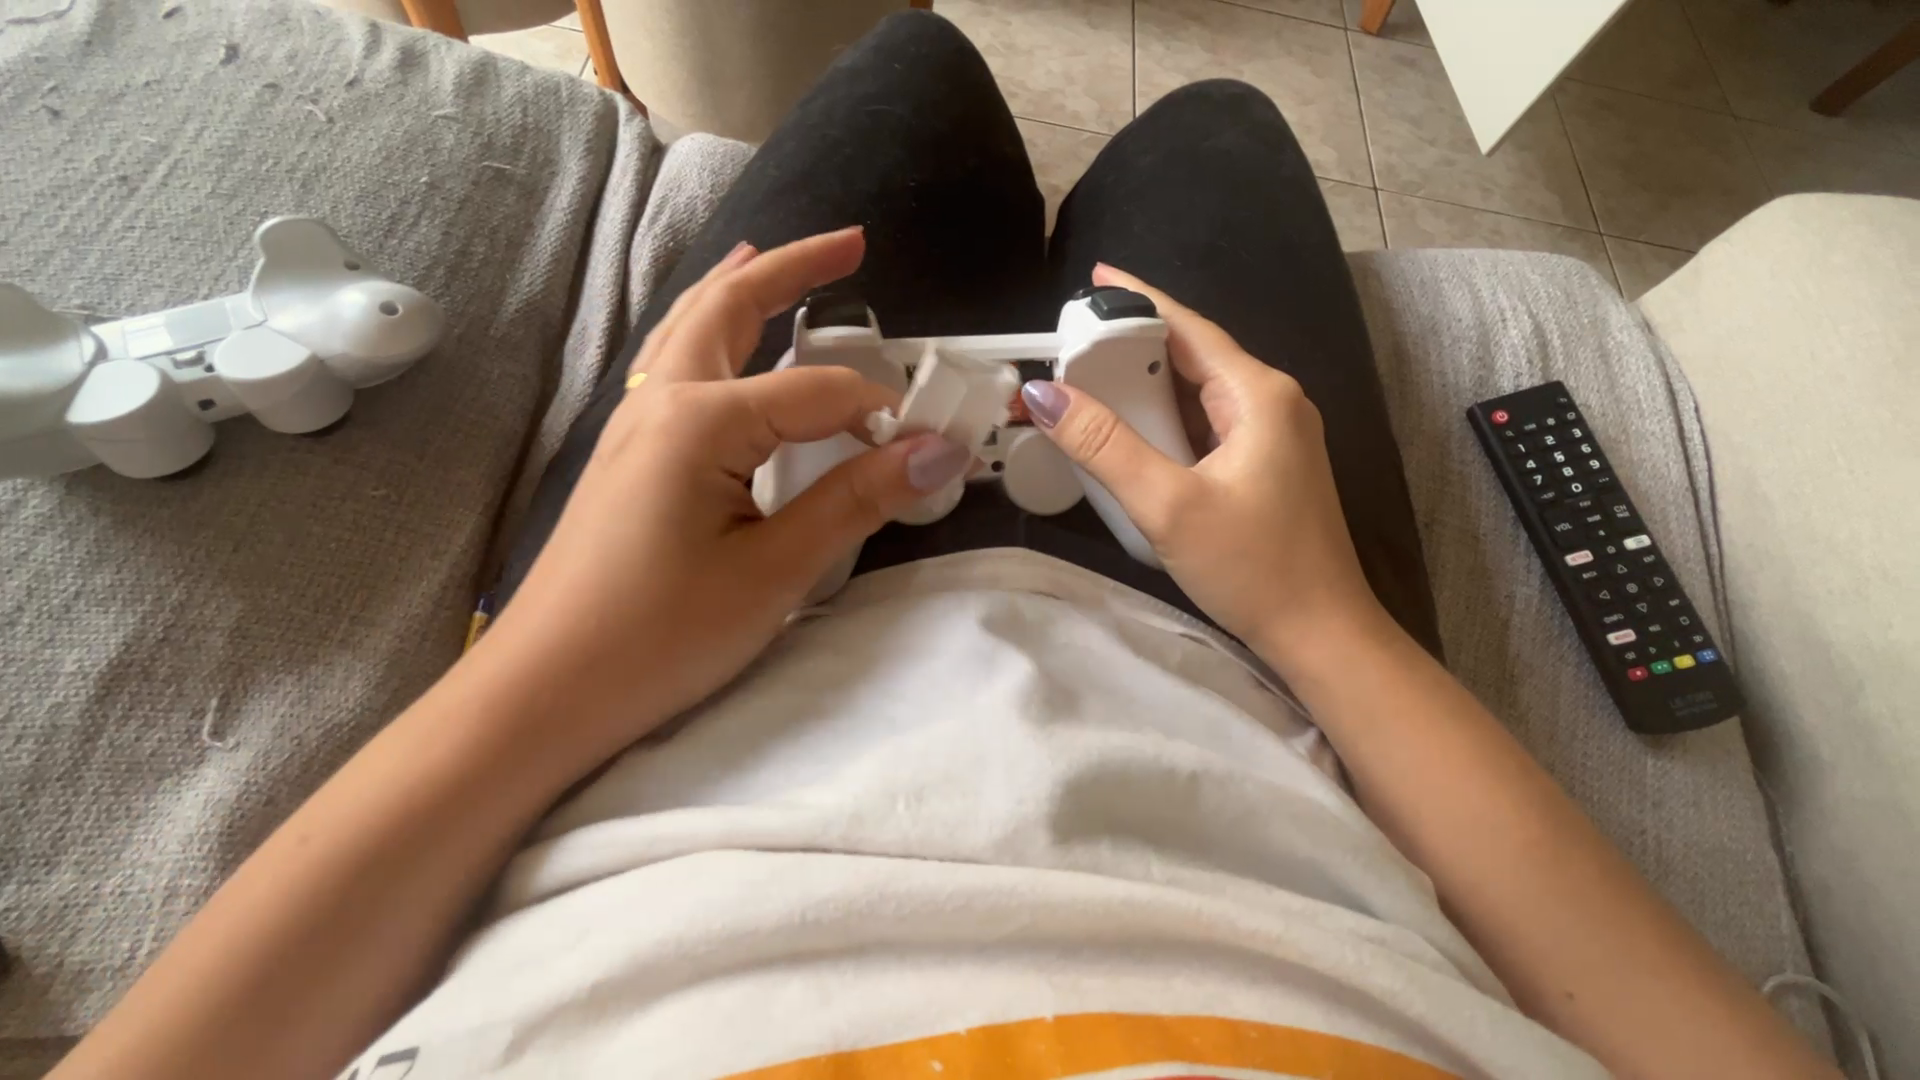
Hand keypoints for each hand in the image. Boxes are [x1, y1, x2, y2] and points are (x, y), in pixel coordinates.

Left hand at [472, 228, 970, 753]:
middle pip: (731, 308)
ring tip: (775, 262)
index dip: (882, 412)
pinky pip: (674, 367)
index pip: (819, 393)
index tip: (932, 441)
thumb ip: (855, 501)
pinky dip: (708, 334)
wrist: (547, 688)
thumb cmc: (660, 635)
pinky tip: (723, 351)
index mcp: (703, 421)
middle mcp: (663, 402)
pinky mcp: (628, 455)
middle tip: (852, 242)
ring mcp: (634, 425)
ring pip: (690, 328)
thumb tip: (935, 452)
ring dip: (739, 289)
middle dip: (793, 267)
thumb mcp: (774, 572)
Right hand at [1020, 264, 1387, 670]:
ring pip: (1199, 391)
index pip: (1189, 327)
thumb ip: (1105, 447)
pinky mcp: (1267, 466)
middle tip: (1074, 343)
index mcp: (1259, 394)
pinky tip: (1134, 430)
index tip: (1094, 278)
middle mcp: (1273, 401)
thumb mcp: (1167, 506)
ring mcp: (1275, 435)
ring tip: (1091, 380)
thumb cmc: (1251, 567)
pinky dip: (1166, 419)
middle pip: (1193, 355)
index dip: (1137, 300)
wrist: (1321, 634)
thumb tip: (1043, 394)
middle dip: (1134, 345)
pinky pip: (1207, 423)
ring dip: (1148, 385)